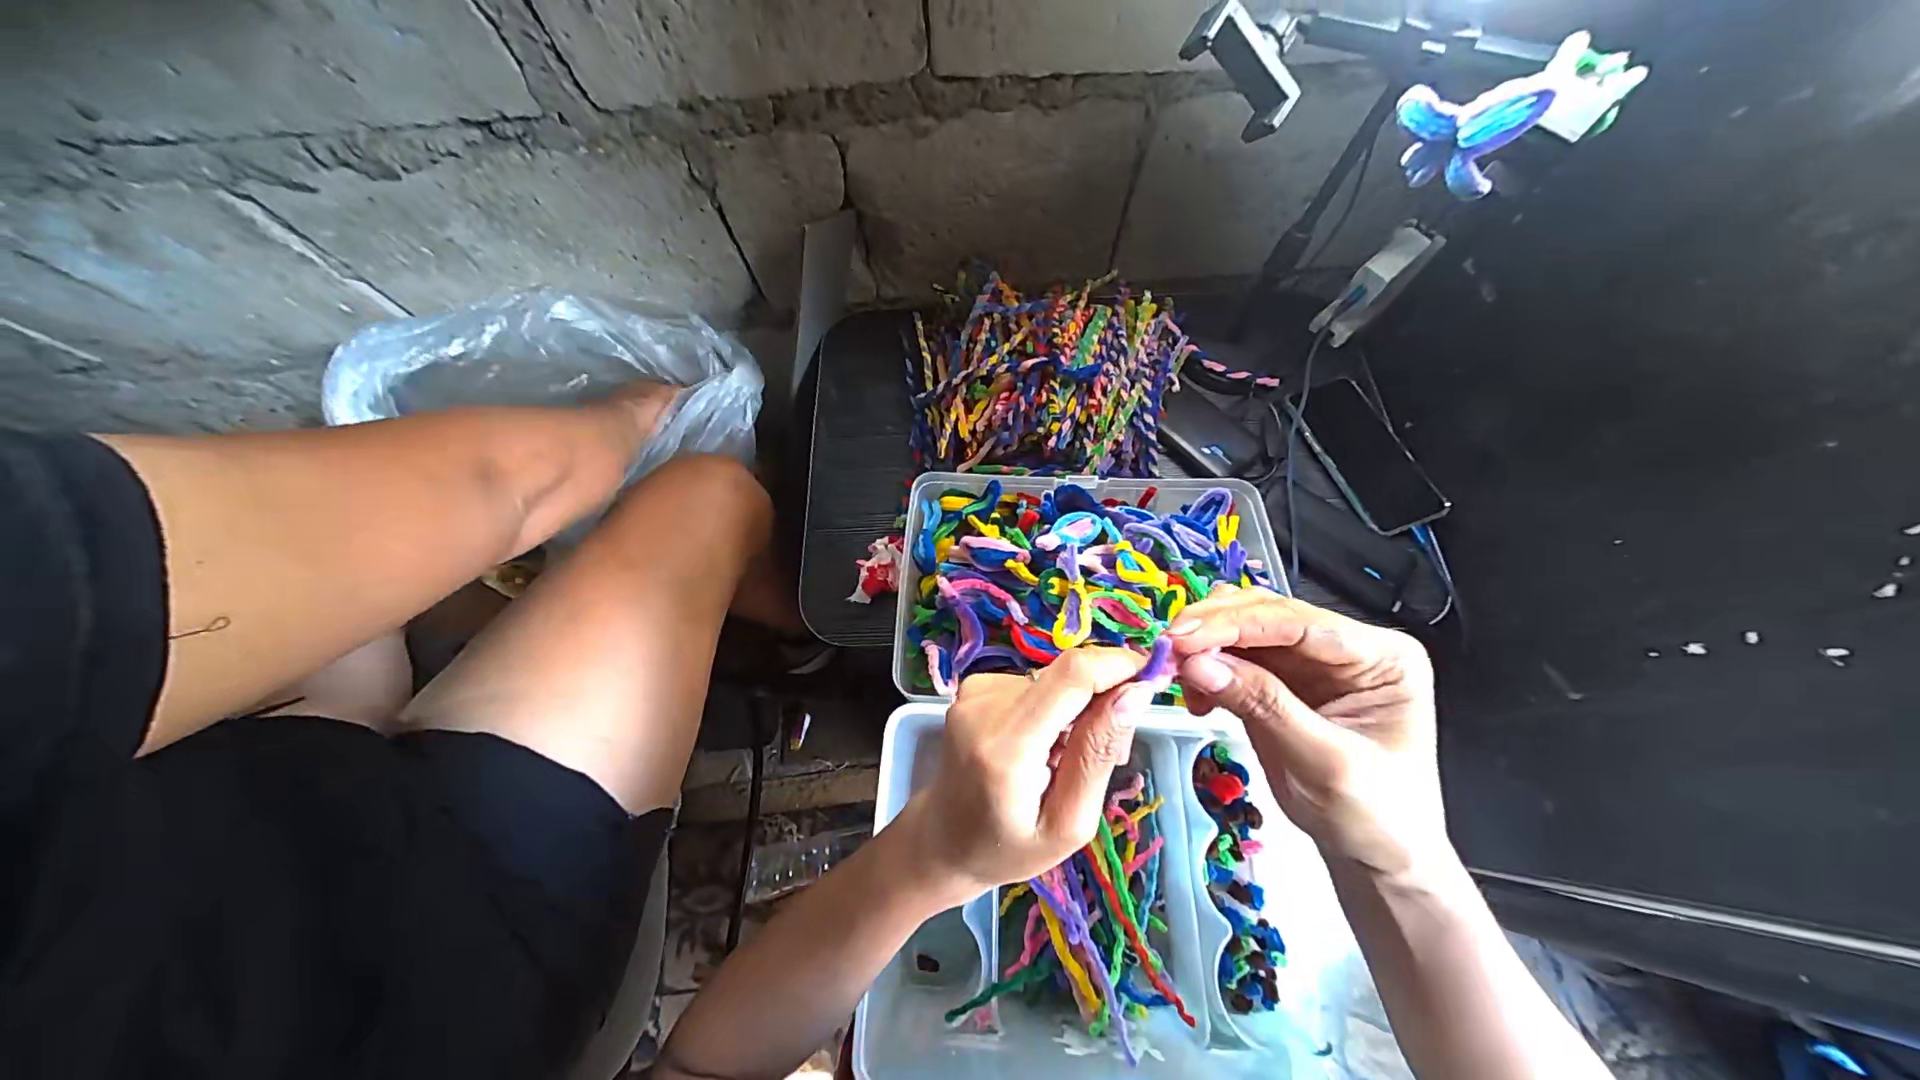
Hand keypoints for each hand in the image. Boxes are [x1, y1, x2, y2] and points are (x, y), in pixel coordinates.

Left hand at [897, 647, 1163, 897]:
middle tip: (1108, 752)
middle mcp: (985, 705)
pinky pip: (1034, 684)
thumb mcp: (1069, 824)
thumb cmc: (1008, 848)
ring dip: (1076, 709)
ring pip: (1054, 679)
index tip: (1153, 680)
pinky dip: (1051, 708)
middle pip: (1067, 674)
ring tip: (1065, 760)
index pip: (1073, 674)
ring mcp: (974, 691)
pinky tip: (1041, 746)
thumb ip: (1098, 754)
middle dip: (1103, 699)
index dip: (1119, 665)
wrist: (942, 839)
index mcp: (1007, 745)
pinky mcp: (974, 687)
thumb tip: (1135, 693)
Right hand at [1166, 586, 1447, 878]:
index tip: (1183, 637)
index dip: (1236, 624)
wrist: (1376, 856)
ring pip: (1242, 629)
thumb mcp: (1322, 762)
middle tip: (1168, 650)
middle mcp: (1345, 647)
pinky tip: (1194, 692)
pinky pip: (1232, 657)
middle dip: (1213, 629)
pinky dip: (1204, 668)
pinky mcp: (1281, 678)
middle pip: (1266, 614)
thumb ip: (1263, 705)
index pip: (1298, 622)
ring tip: (1175, 673)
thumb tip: (1198, 664)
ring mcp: (1311, 661)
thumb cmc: (1373, 816)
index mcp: (1381, 656)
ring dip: (1203, 646)